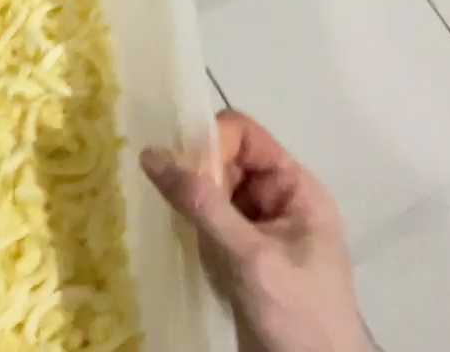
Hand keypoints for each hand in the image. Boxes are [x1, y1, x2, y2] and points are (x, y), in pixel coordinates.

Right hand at [140, 110, 370, 351]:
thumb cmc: (299, 315)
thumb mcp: (252, 258)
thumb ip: (203, 204)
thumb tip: (149, 153)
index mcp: (294, 189)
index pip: (243, 134)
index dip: (209, 140)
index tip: (181, 166)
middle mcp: (273, 198)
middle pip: (219, 154)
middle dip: (190, 167)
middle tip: (170, 195)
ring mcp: (252, 223)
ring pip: (204, 181)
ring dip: (182, 191)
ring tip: (168, 213)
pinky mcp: (232, 246)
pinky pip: (199, 210)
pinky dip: (181, 212)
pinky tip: (170, 228)